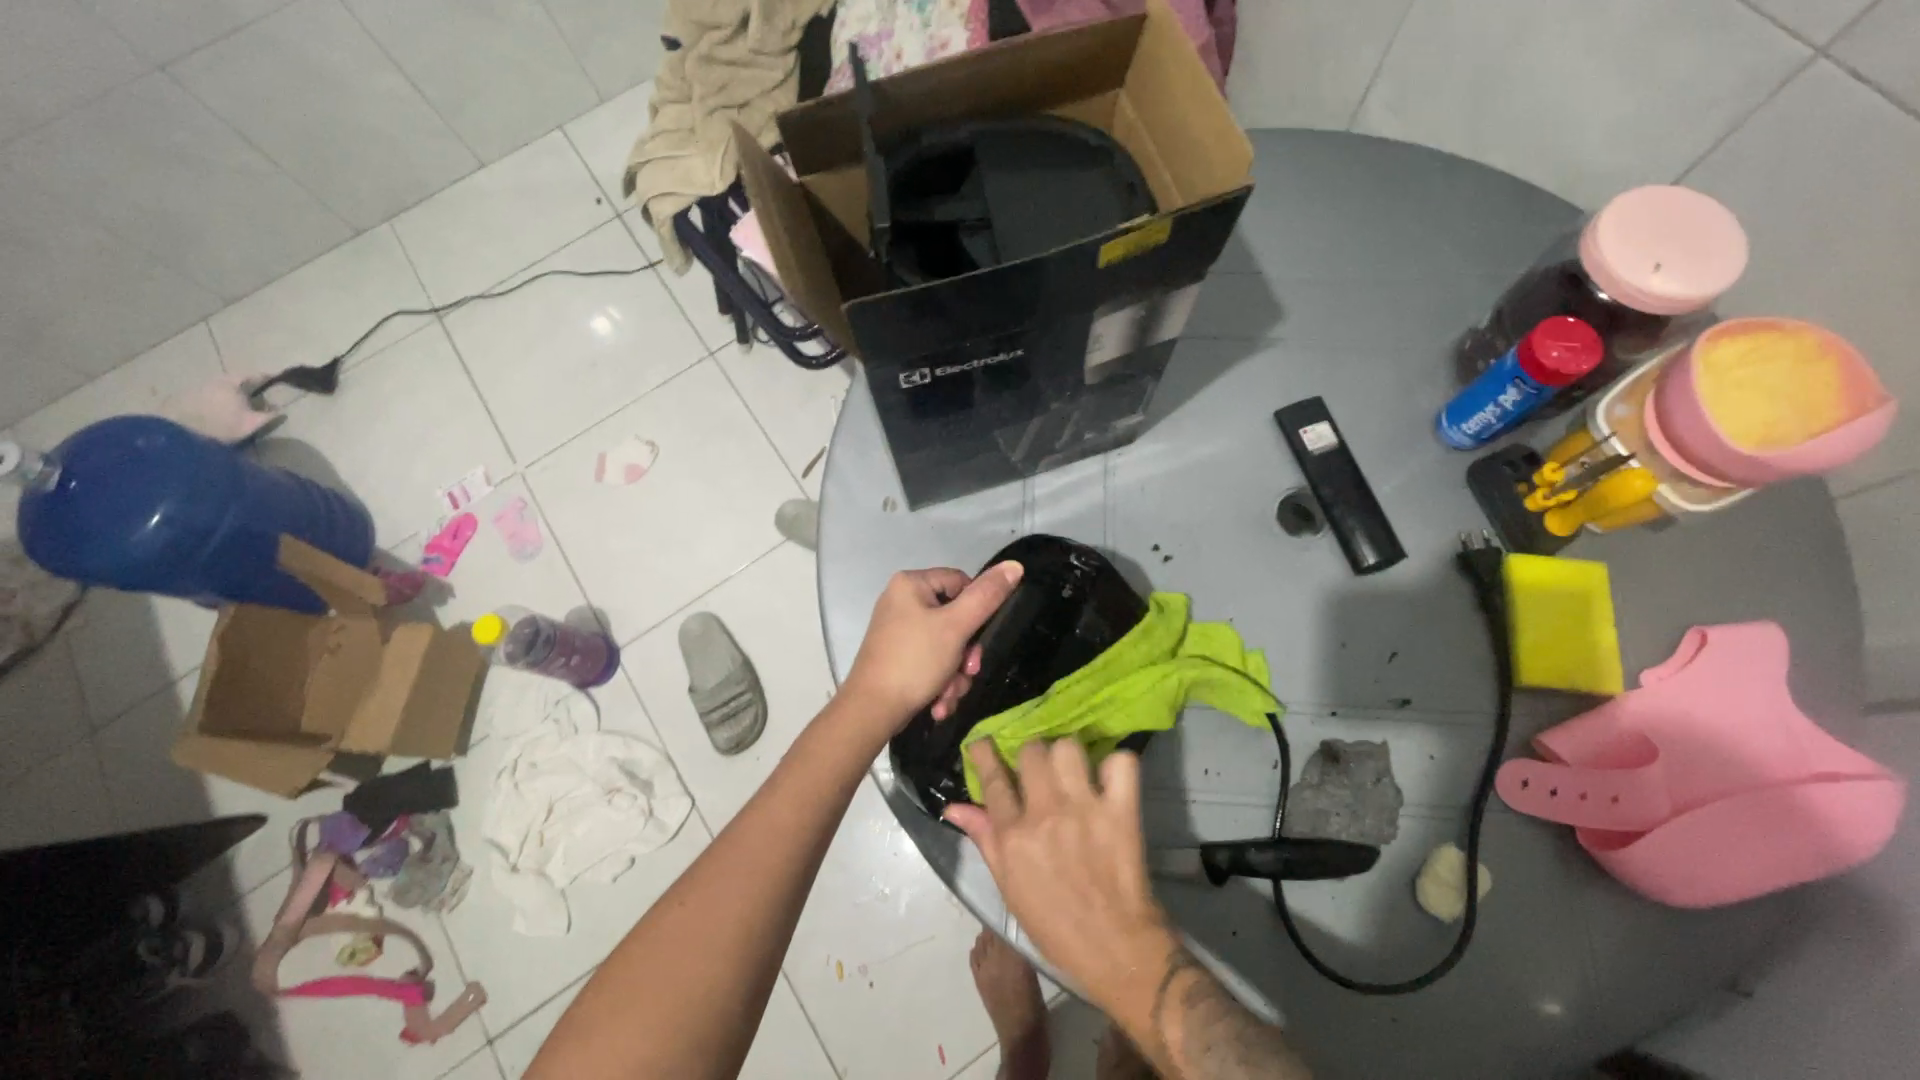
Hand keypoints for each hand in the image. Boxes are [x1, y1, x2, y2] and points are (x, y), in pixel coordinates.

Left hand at [841, 562, 1023, 731]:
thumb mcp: (956, 627)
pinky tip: (938, 703)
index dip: (977, 610)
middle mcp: (902, 602)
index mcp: (911, 584)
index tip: (978, 639)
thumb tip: (1015, 565)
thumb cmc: (914, 661)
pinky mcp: (898, 658)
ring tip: (948, 694)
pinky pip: (931, 663)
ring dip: (955, 675)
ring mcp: (898, 632)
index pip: (961, 582)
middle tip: (967, 672)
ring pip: (947, 647)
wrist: (871, 711)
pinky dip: (940, 683)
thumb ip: (987, 596)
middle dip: (965, 655)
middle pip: (956, 619)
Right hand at [944, 739, 1177, 1021]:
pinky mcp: (1121, 811)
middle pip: (1031, 752)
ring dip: (1067, 756)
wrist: (1114, 947)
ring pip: (1068, 748)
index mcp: (1013, 836)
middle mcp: (1045, 813)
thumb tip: (954, 807)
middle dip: (1031, 755)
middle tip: (1039, 770)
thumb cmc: (1055, 924)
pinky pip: (1120, 763)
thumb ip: (984, 840)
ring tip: (1072, 772)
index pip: (993, 779)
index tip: (983, 742)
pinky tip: (1109, 778)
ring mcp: (1084, 808)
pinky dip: (1116, 764)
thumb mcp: (1008, 887)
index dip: (984, 754)